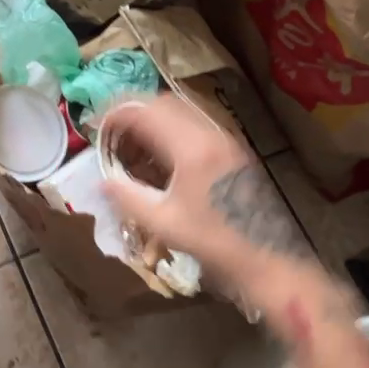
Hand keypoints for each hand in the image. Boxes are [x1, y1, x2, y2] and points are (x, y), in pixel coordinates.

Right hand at [97, 93, 311, 295]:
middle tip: (112, 130)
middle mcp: (210, 136)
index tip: (96, 126)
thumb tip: (101, 181)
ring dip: (153, 118)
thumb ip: (127, 197)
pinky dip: (171, 128)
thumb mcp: (164, 224)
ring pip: (181, 111)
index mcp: (190, 149)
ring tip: (133, 140)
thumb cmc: (216, 244)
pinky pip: (195, 125)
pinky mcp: (234, 153)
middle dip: (133, 111)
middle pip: (163, 103)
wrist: (272, 264)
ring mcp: (226, 142)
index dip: (115, 114)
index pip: (144, 112)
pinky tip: (161, 155)